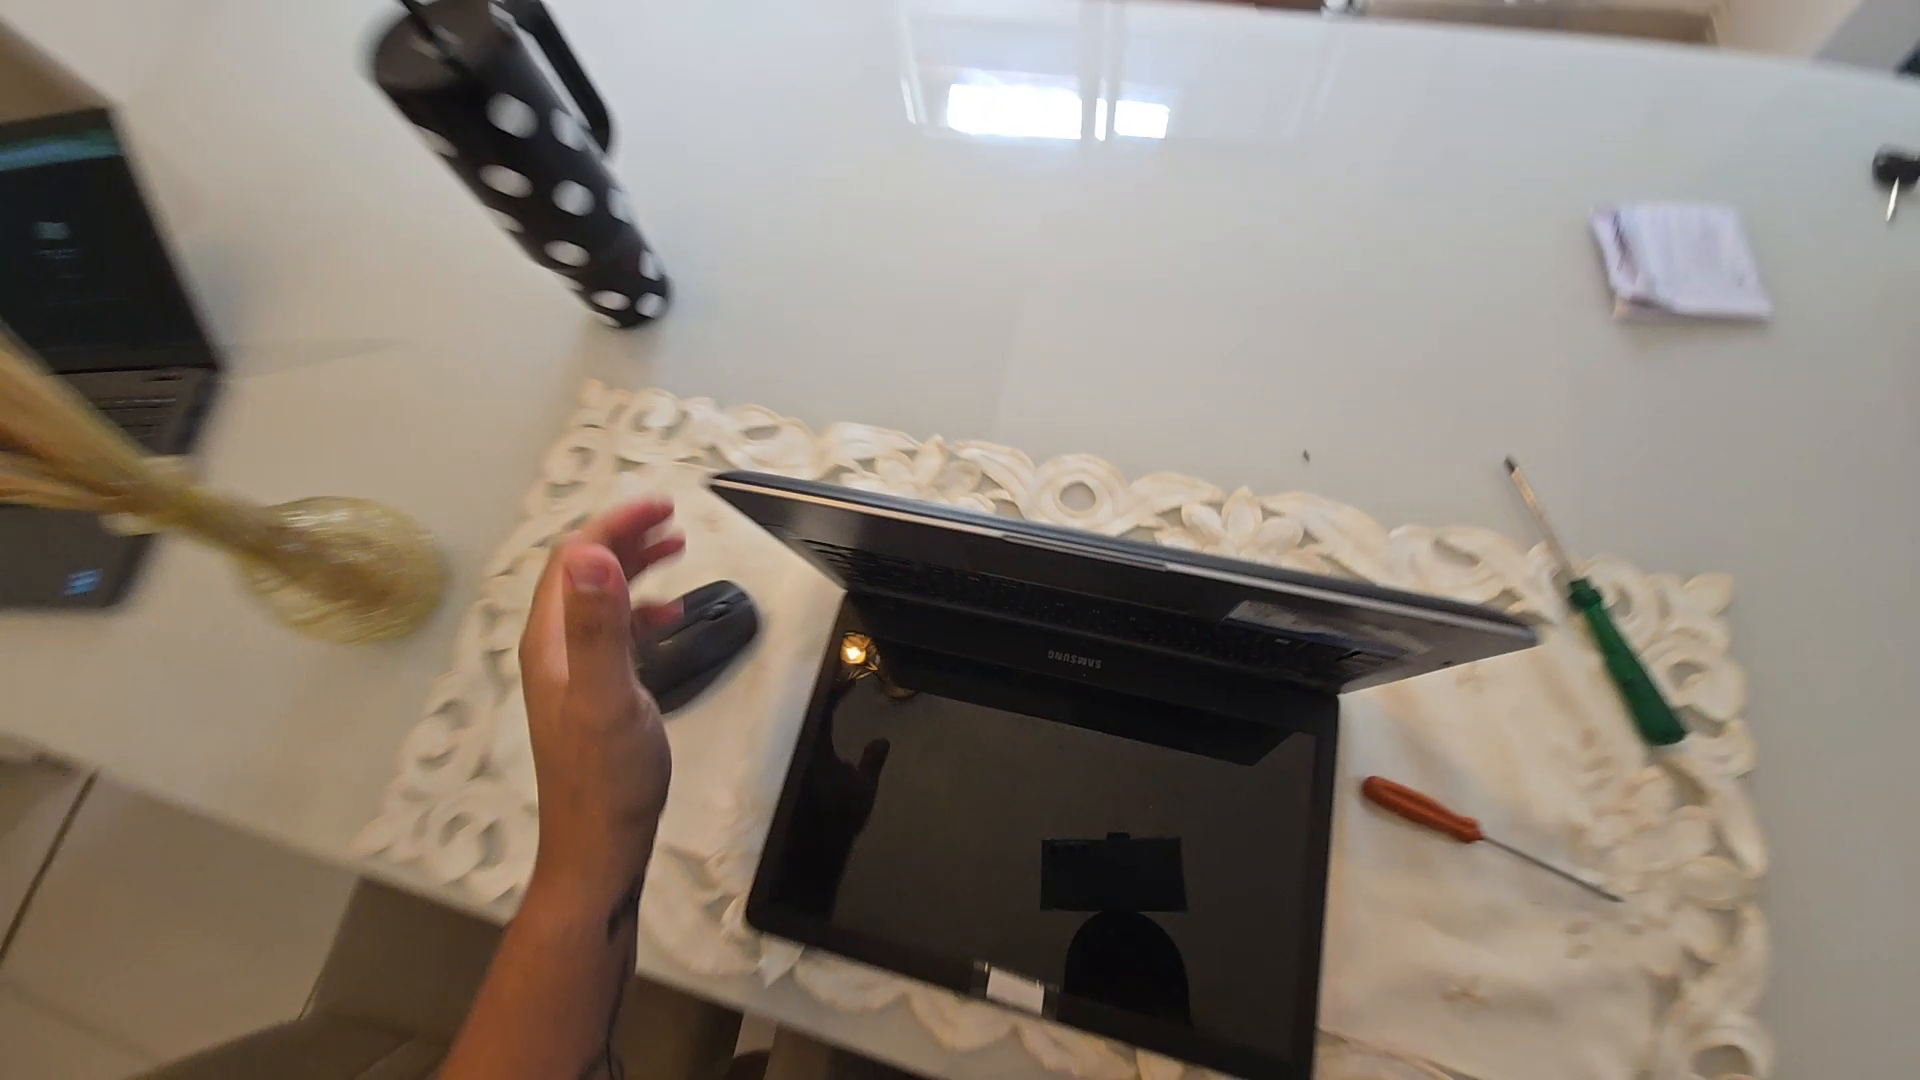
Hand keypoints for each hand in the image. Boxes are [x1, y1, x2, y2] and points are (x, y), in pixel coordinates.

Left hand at [517, 500, 685, 908]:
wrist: (601, 842)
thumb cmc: (608, 774)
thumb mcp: (608, 696)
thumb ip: (599, 625)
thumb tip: (593, 554)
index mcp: (552, 641)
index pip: (575, 562)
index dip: (614, 526)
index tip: (662, 507)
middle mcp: (556, 648)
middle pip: (586, 574)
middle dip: (626, 538)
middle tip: (673, 521)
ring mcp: (575, 670)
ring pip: (602, 600)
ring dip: (637, 568)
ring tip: (677, 550)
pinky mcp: (597, 690)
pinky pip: (617, 633)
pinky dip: (644, 611)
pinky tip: (671, 617)